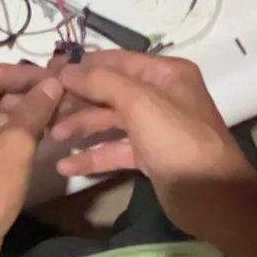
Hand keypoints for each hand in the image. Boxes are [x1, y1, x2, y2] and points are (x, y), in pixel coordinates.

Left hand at [0, 64, 63, 256]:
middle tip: (66, 98)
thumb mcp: (15, 146)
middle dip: (30, 93)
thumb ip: (34, 110)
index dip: (29, 73)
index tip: (62, 77)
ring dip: (27, 114)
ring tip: (61, 115)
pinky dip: (18, 133)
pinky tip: (43, 136)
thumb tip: (53, 82)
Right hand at [52, 52, 256, 233]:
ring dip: (80, 127)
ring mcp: (154, 127)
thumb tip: (65, 70)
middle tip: (44, 107)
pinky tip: (67, 166)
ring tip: (51, 137)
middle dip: (77, 99)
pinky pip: (114, 150)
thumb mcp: (140, 102)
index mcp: (165, 74)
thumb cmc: (178, 140)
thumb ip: (101, 82)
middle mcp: (160, 96)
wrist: (212, 196)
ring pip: (109, 121)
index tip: (47, 72)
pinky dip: (92, 156)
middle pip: (109, 92)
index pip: (115, 61)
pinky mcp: (148, 156)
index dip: (82, 66)